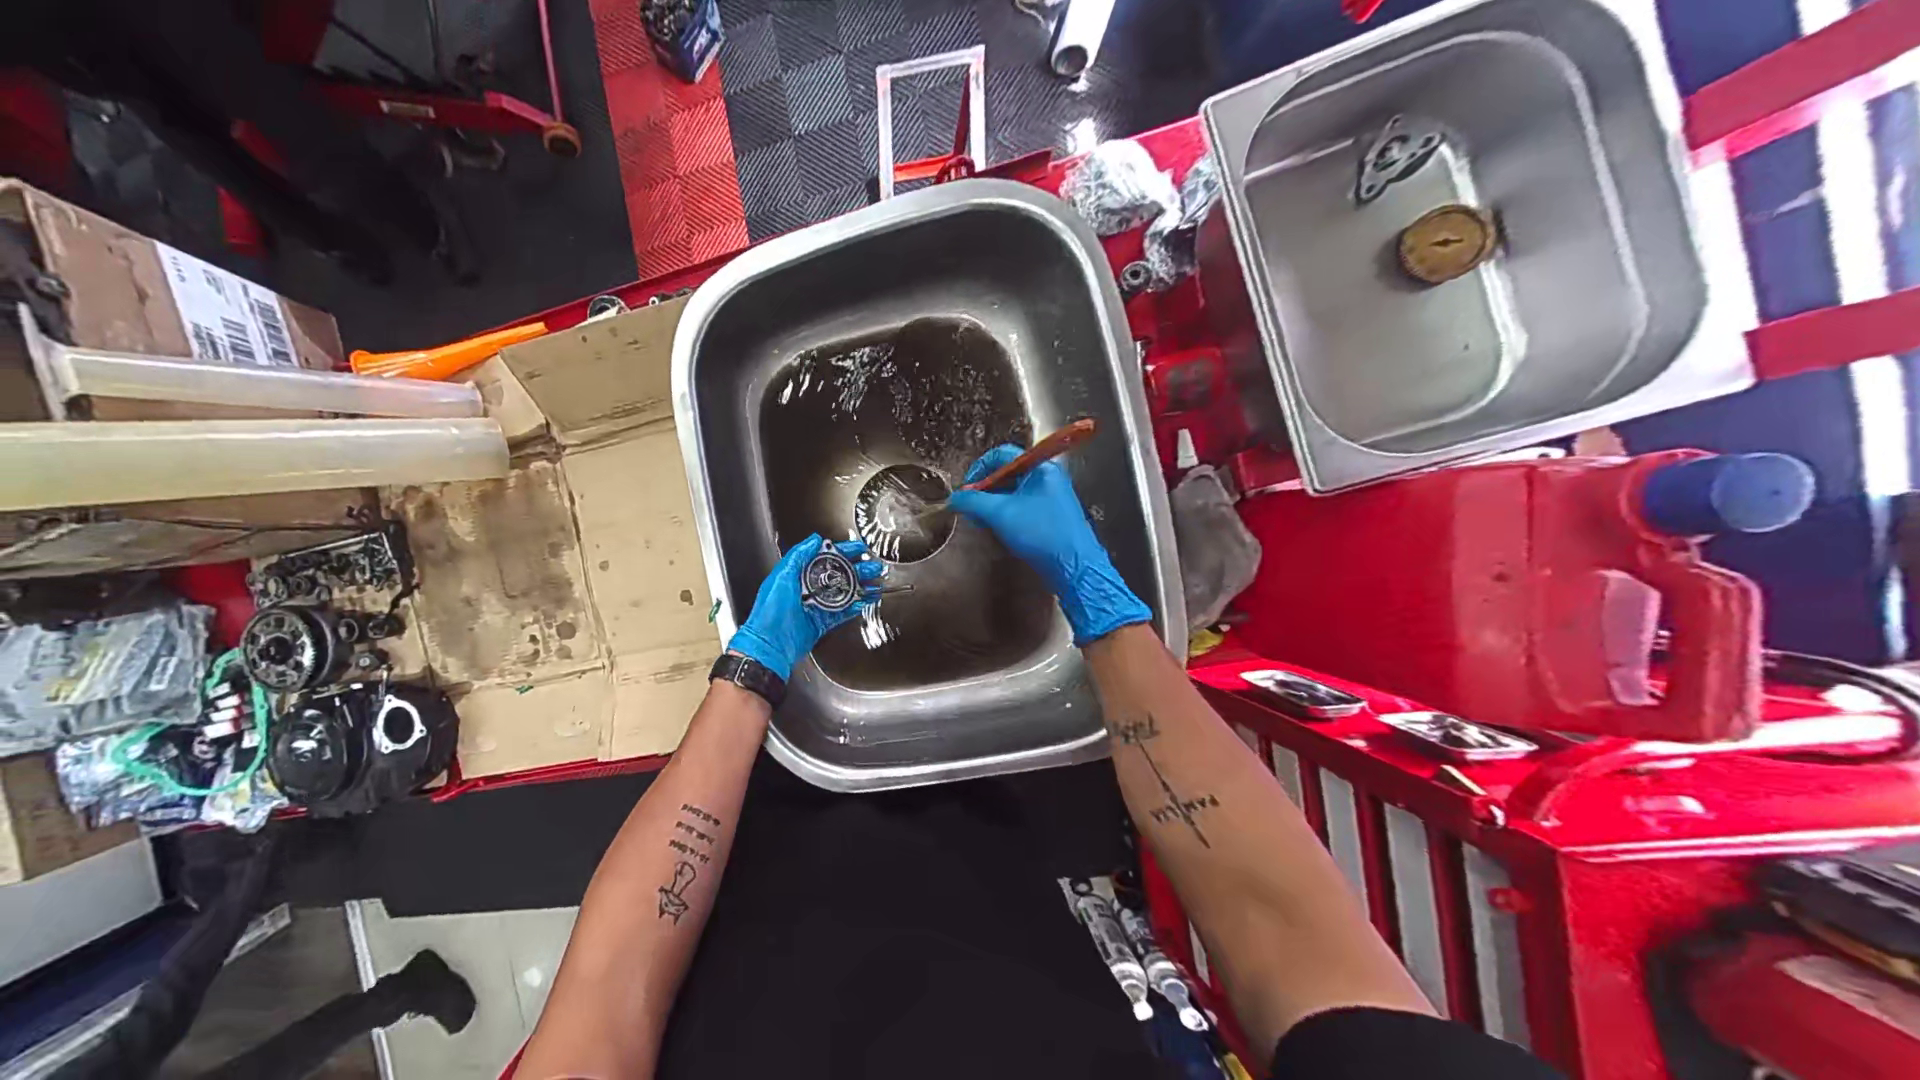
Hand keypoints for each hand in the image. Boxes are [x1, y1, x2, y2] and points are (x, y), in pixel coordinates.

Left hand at [728, 534, 884, 679]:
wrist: (770, 645)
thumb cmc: (770, 612)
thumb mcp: (782, 576)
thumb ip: (799, 555)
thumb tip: (814, 539)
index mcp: (799, 574)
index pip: (825, 557)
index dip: (843, 551)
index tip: (859, 548)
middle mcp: (809, 588)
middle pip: (839, 574)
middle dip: (859, 568)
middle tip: (874, 565)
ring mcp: (818, 605)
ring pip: (845, 591)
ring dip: (862, 586)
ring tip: (876, 581)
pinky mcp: (824, 621)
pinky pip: (844, 611)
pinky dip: (857, 605)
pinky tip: (867, 599)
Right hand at [948, 444, 1151, 645]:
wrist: (1074, 567)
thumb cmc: (1043, 535)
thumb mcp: (1000, 514)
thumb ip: (973, 501)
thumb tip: (955, 498)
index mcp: (1040, 468)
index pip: (1001, 455)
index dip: (979, 469)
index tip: (967, 489)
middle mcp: (1047, 478)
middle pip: (1006, 474)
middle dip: (985, 491)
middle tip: (972, 508)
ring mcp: (1050, 497)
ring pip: (1013, 493)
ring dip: (994, 506)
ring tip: (983, 522)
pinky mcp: (1050, 516)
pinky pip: (1022, 508)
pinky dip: (1007, 516)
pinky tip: (1000, 531)